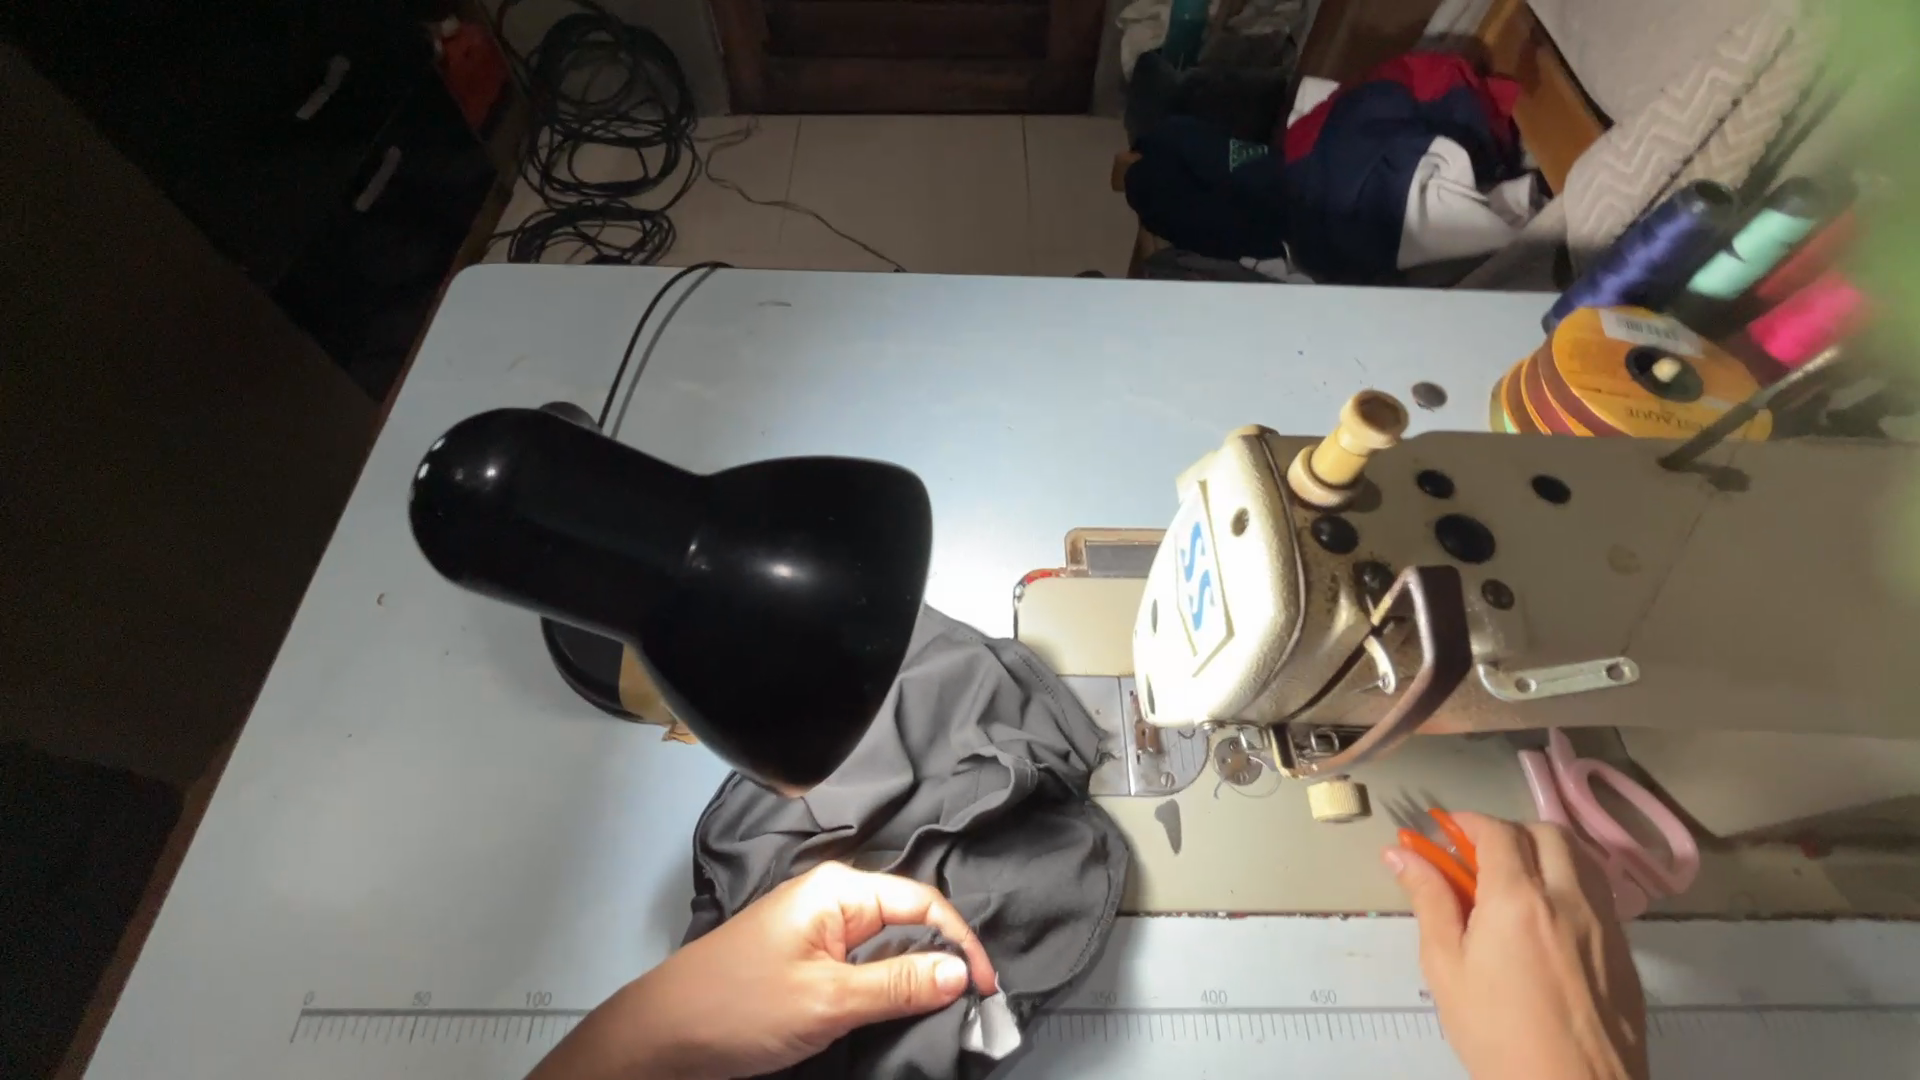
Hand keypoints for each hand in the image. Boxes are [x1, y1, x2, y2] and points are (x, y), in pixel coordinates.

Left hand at [528, 862, 996, 1079]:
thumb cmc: (743, 1007)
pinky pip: (864, 961)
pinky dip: (889, 984)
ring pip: (888, 943)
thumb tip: (962, 971)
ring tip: (949, 1011)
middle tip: (974, 1007)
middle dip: (943, 958)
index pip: (921, 902)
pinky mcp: (810, 956)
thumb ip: (898, 983)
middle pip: (908, 918)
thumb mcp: (827, 1000)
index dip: (959, 942)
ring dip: (918, 974)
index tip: (987, 990)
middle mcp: (835, 897)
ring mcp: (820, 926)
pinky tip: (904, 1008)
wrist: (661, 1035)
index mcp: (841, 889)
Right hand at [1385, 812, 1647, 1079]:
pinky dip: (1568, 884)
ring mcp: (1606, 928)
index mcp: (1519, 900)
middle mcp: (1569, 902)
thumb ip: (1428, 899)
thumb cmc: (1496, 1033)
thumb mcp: (1445, 965)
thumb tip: (1400, 853)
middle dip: (1508, 832)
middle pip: (1547, 835)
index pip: (1497, 832)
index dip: (1466, 822)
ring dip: (1543, 854)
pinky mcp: (1626, 956)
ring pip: (1582, 860)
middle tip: (1476, 857)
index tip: (1442, 834)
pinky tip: (1542, 919)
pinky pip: (1599, 896)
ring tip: (1511, 882)